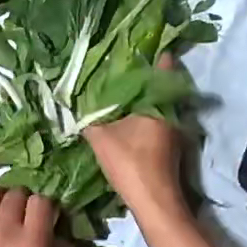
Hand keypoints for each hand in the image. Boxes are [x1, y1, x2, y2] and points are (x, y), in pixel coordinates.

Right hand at [83, 62, 189, 224]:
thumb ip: (87, 119)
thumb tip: (73, 104)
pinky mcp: (168, 147)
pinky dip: (142, 116)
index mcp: (159, 103)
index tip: (141, 45)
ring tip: (118, 92)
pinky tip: (124, 119)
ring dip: (141, 100)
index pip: (163, 68)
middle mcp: (172, 113)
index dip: (154, 54)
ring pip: (156, 106)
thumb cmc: (131, 162)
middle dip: (143, 78)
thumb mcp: (101, 137)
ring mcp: (173, 131)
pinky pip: (154, 121)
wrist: (153, 201)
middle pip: (159, 87)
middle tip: (121, 68)